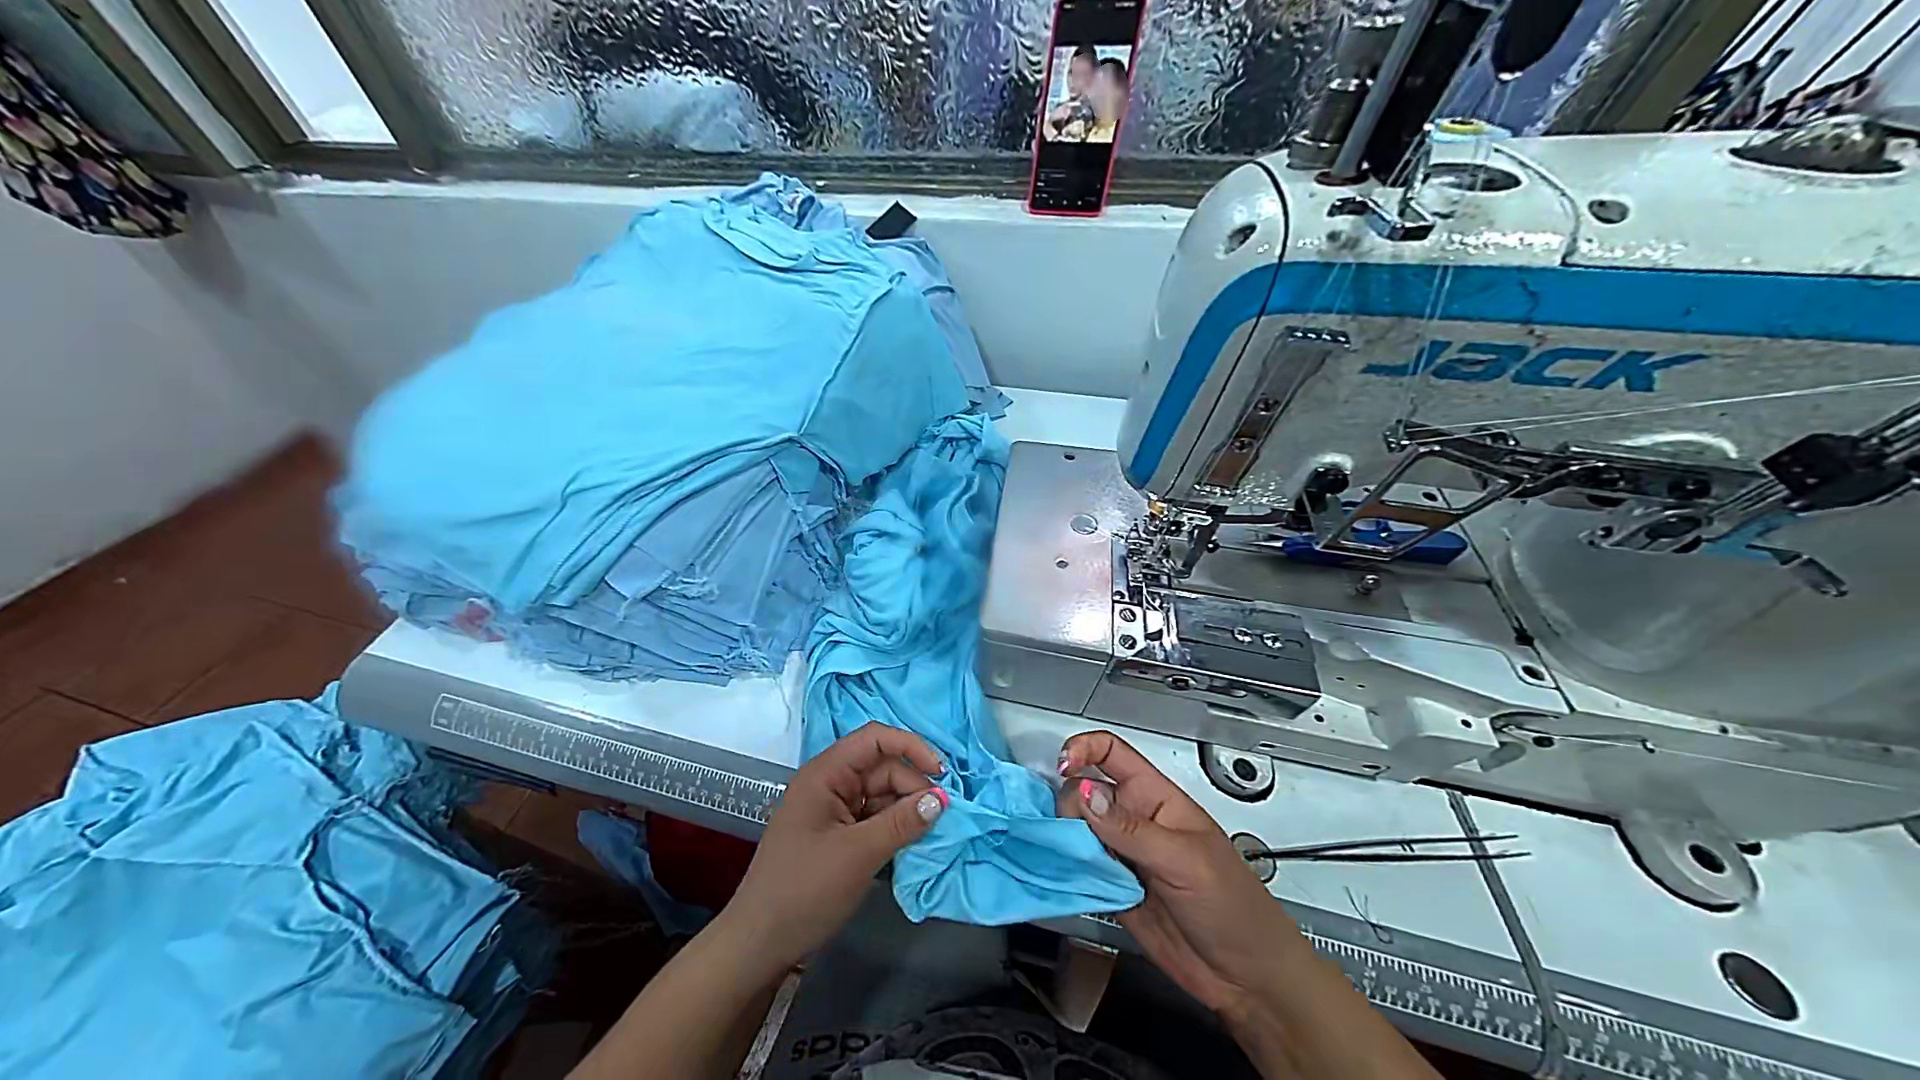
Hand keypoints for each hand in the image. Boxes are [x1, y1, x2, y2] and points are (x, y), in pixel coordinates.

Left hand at [719, 722, 947, 972]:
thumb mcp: (858, 854)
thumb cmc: (804, 890)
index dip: (911, 747)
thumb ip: (902, 822)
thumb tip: (941, 798)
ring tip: (930, 831)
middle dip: (913, 785)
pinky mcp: (838, 835)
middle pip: (883, 767)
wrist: (760, 944)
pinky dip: (895, 825)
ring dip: (907, 807)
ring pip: (882, 793)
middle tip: (939, 818)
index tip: (942, 774)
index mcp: (826, 773)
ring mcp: (833, 809)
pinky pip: (875, 817)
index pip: (875, 739)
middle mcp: (830, 783)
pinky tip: (912, 842)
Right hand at [1056, 730, 1310, 1015]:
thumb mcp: (1186, 860)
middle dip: (1068, 805)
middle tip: (1075, 834)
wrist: (1247, 978)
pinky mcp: (1110, 888)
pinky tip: (1063, 876)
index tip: (1063, 765)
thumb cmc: (1235, 907)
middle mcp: (1132, 820)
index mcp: (1157, 797)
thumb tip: (1084, 793)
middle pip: (1082, 790)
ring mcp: (1120, 854)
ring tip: (1069, 858)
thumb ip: (1132, 829)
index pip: (1113, 754)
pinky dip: (1064, 870)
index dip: (1084, 748)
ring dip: (1062, 839)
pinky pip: (1076, 868)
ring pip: (1074, 830)